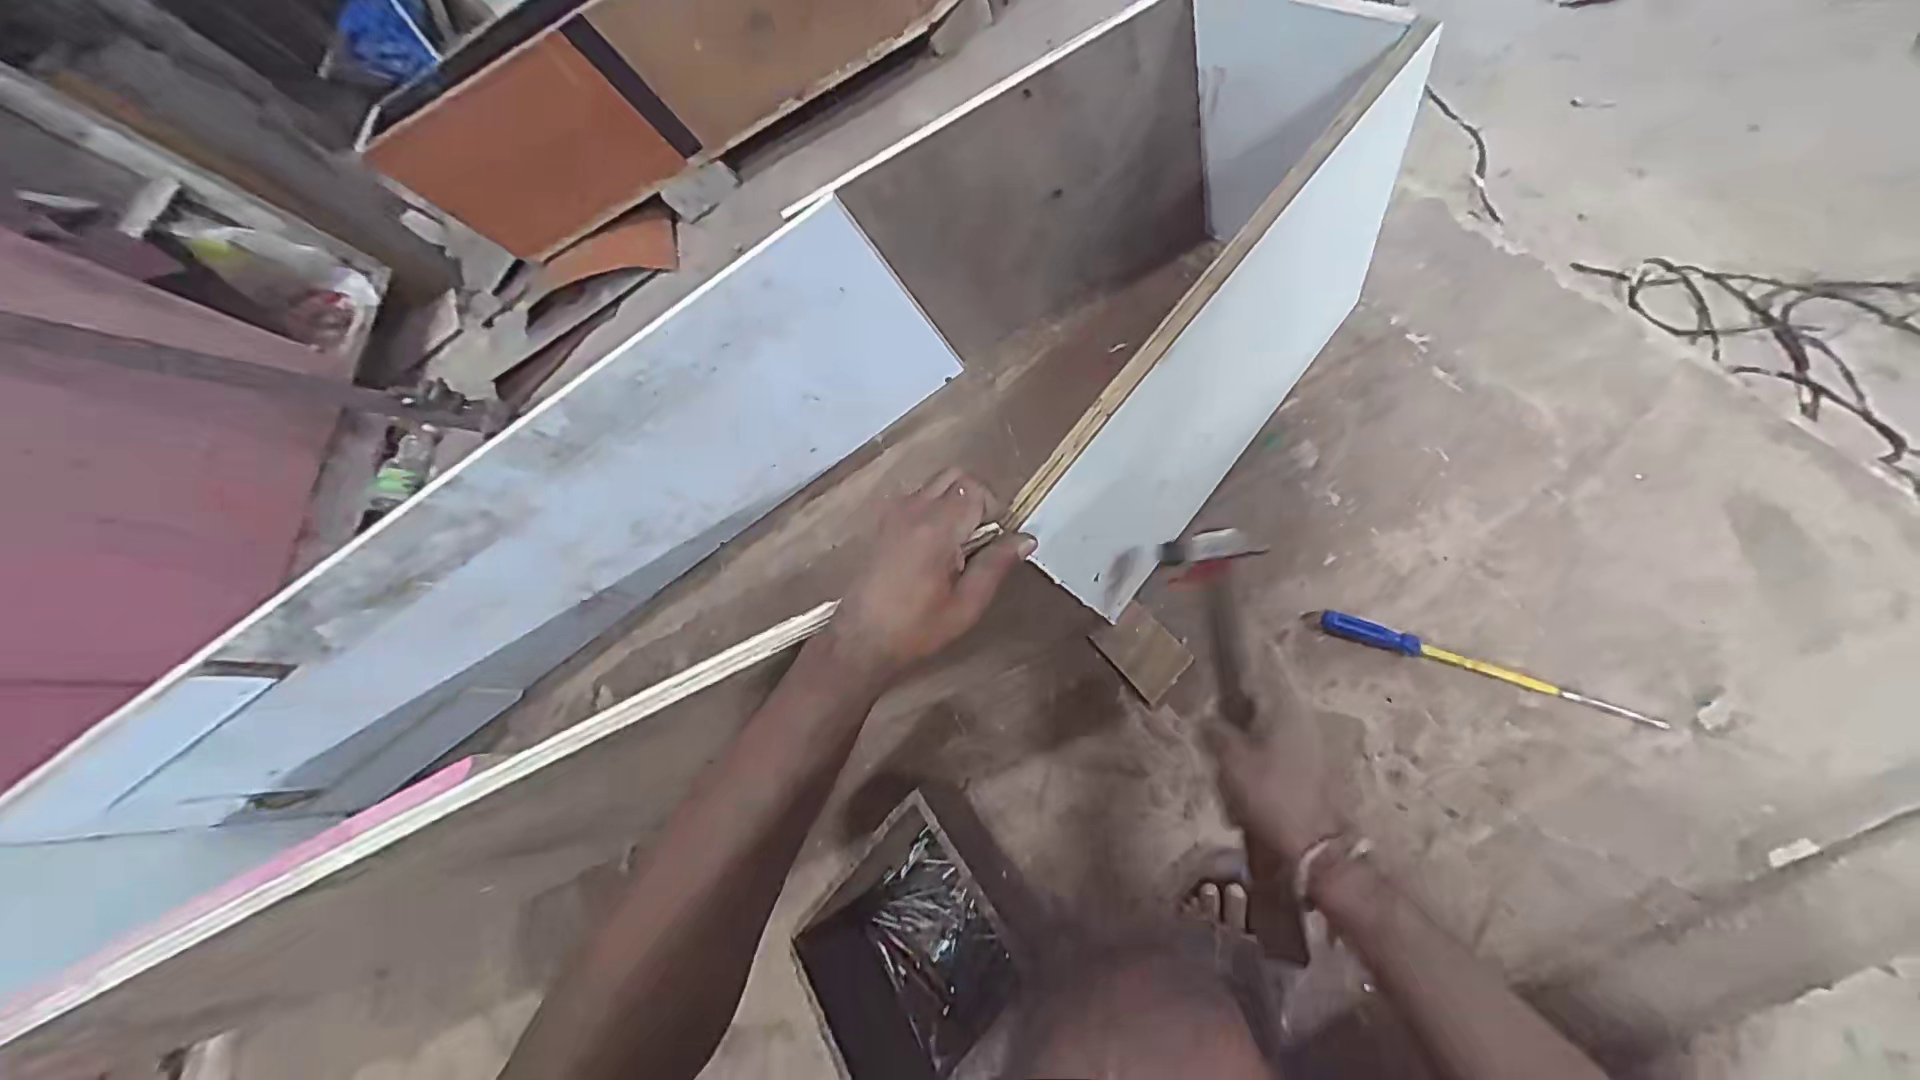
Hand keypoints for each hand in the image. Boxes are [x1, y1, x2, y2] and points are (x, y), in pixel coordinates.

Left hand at [823, 469, 1035, 680]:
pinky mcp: (882, 523)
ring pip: (935, 485)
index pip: (975, 489)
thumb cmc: (916, 628)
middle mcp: (913, 510)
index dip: (993, 510)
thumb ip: (996, 564)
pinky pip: (916, 499)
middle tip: (980, 539)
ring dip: (953, 503)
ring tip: (956, 546)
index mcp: (936, 527)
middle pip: (955, 477)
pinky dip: (933, 510)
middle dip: (975, 499)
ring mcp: (893, 514)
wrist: (860, 641)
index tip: (995, 540)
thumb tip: (1025, 538)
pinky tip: (933, 549)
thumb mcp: (966, 604)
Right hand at [1205, 629, 1343, 864]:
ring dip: (1242, 720)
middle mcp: (1298, 716)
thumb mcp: (1230, 759)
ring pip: (1263, 718)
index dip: (1247, 640)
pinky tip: (1236, 765)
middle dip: (1237, 688)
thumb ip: (1213, 730)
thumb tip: (1203, 715)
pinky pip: (1269, 742)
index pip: (1263, 661)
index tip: (1233, 618)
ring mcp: (1305, 742)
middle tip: (1213, 688)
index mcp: (1283, 706)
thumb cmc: (1271, 796)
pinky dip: (1251, 744)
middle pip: (1261, 689)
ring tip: (1220, 732)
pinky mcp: (1303, 765)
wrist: (1314, 850)